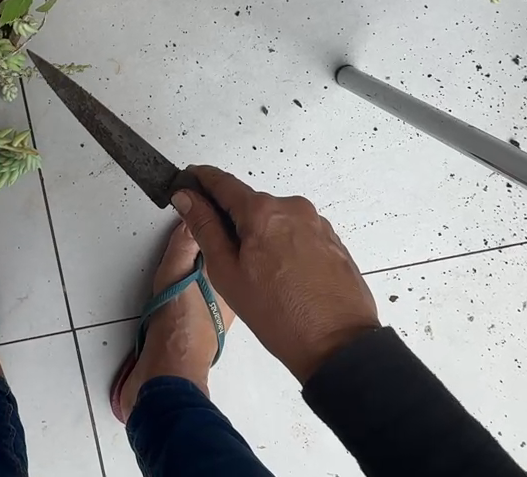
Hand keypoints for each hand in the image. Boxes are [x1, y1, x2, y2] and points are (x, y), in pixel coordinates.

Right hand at [172, 165, 379, 381]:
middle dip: (234, 219)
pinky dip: (285, 245)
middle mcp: (292, 207)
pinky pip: (298, 232)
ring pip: (275, 219)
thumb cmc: (280, 315)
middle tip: (225, 253)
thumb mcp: (227, 272)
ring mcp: (317, 223)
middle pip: (250, 203)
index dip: (201, 179)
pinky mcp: (334, 241)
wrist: (340, 348)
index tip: (189, 181)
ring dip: (262, 234)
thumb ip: (204, 227)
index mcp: (262, 211)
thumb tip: (187, 197)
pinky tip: (284, 275)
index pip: (222, 182)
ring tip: (260, 274)